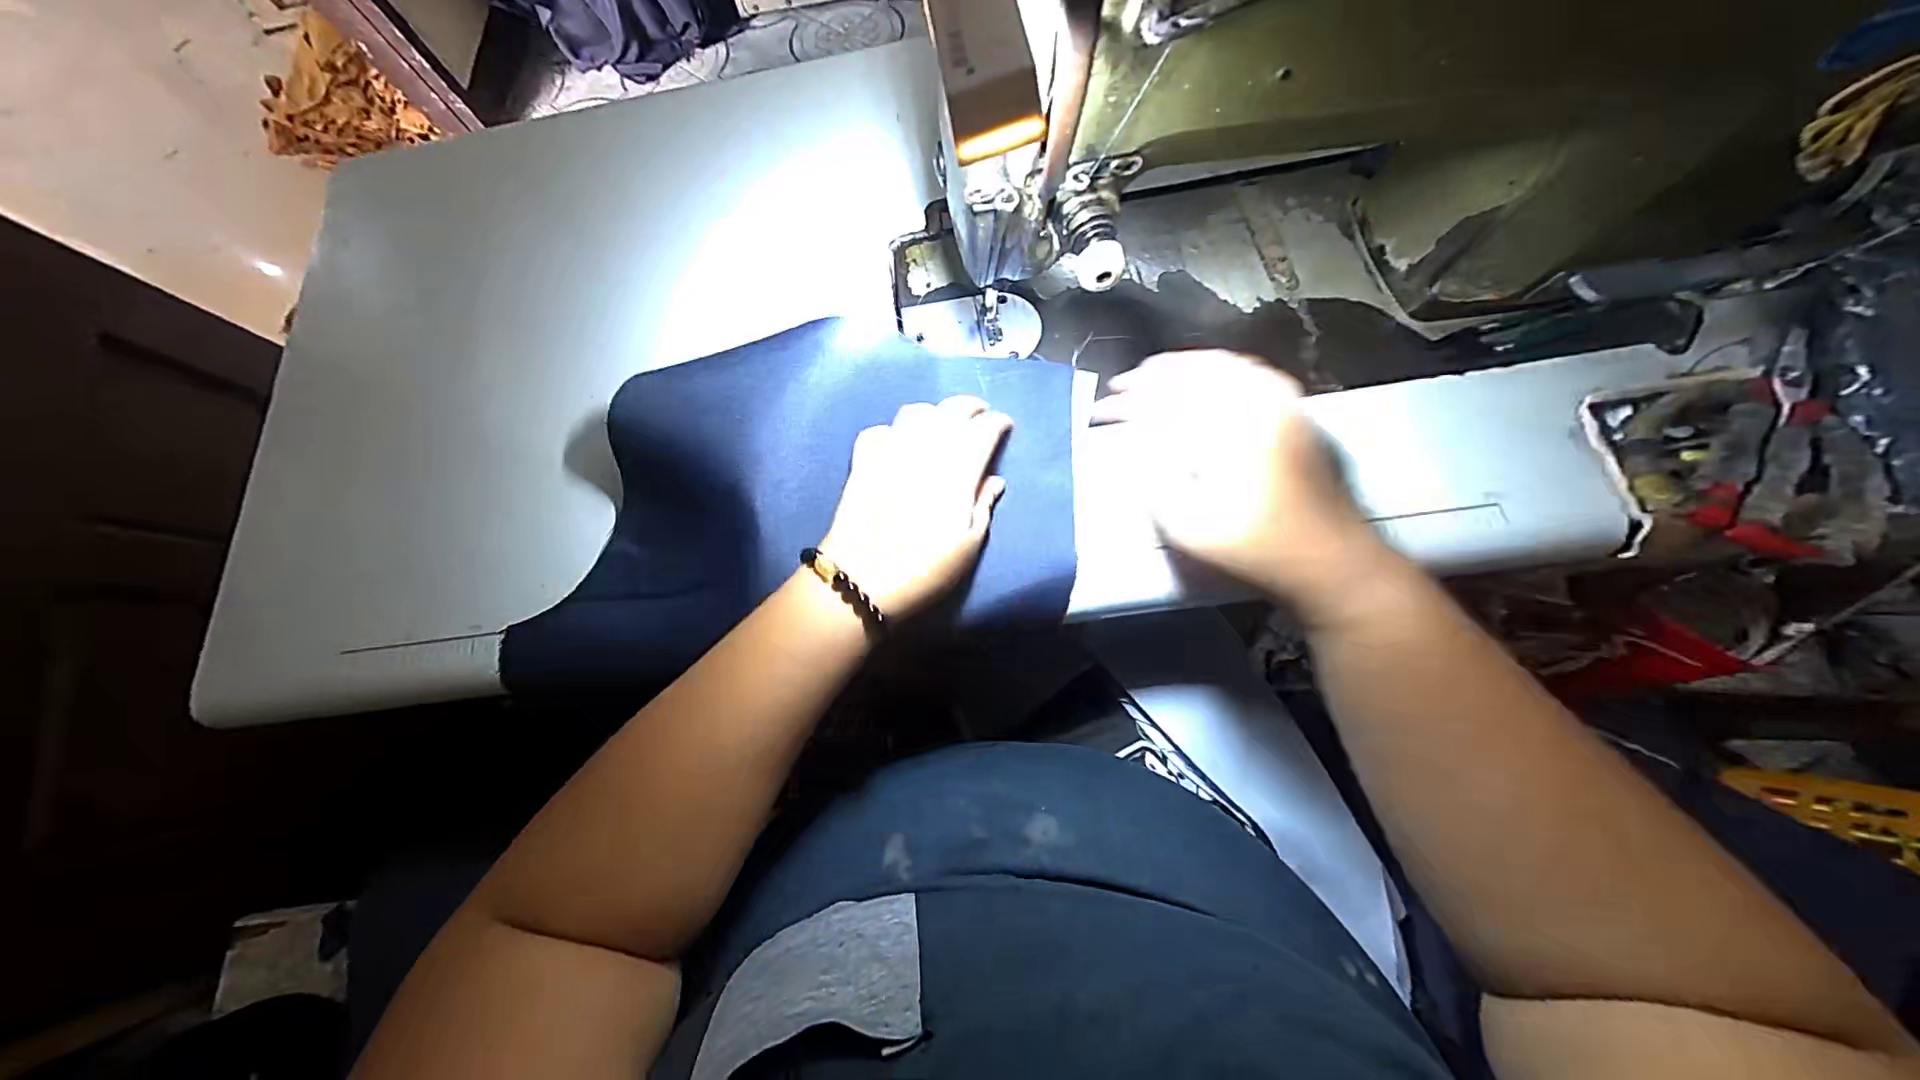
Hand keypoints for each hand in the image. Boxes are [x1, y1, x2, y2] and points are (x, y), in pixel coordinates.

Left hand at [818, 396, 1012, 617]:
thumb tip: (994, 480)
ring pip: (915, 411)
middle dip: (970, 407)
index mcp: (959, 466)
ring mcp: (890, 448)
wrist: (861, 579)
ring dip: (934, 413)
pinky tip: (898, 445)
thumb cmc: (925, 568)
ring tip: (941, 426)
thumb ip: (983, 505)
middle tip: (979, 416)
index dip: (998, 422)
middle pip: (952, 408)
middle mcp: (926, 446)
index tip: (1004, 427)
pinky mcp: (862, 459)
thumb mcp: (968, 544)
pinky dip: (894, 432)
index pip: (984, 427)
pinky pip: (880, 430)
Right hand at [1091, 350, 1391, 618]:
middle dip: (1148, 378)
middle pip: (1190, 374)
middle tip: (1120, 386)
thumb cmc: (1253, 546)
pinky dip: (1219, 365)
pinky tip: (1205, 374)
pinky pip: (1251, 370)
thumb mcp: (1188, 526)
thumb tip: (1136, 439)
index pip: (1160, 403)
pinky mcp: (1295, 408)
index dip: (1124, 405)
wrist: (1327, 556)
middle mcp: (1253, 404)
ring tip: (1153, 372)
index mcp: (1224, 431)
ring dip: (1181, 366)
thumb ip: (1154, 477)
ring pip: (1221, 363)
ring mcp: (1280, 401)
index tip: (1099, 412)